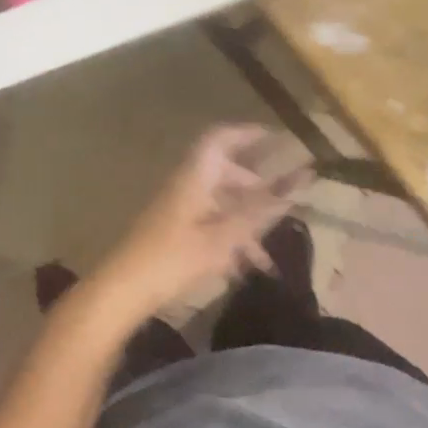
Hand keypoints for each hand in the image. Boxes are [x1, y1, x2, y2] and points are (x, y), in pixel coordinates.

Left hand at [87, 125, 305, 319]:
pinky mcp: (168, 237)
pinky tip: (239, 271)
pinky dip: (226, 244)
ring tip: (265, 261)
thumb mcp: (225, 235)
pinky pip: (205, 229)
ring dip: (243, 228)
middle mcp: (183, 188)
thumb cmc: (173, 259)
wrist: (122, 292)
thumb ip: (264, 207)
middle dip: (254, 191)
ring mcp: (174, 213)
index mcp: (194, 178)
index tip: (279, 141)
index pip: (222, 139)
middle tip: (281, 207)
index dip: (249, 134)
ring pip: (217, 208)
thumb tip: (305, 176)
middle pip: (223, 176)